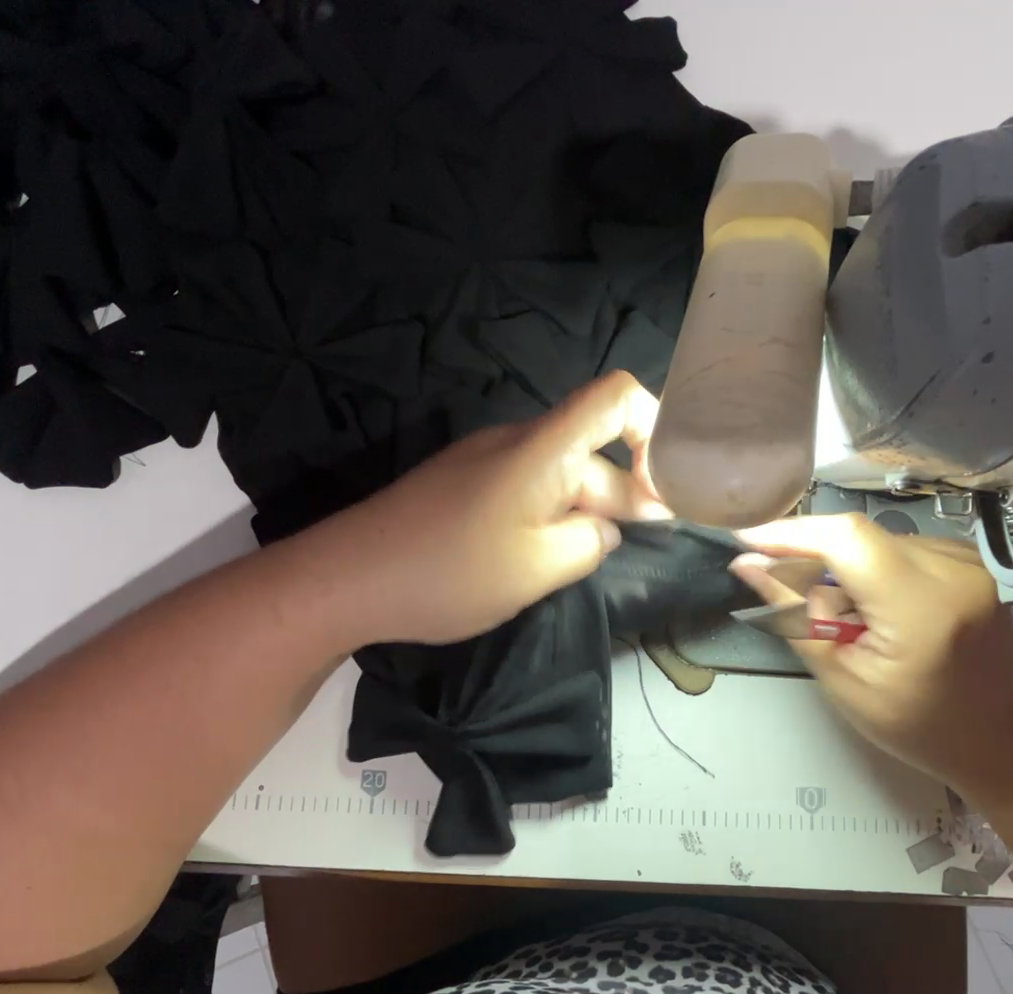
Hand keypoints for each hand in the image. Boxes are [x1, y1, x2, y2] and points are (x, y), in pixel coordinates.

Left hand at [314, 373, 669, 644]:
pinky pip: (528, 487)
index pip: (616, 396)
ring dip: (586, 510)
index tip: (665, 488)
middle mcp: (518, 440)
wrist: (347, 578)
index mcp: (542, 448)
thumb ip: (590, 542)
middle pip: (593, 446)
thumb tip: (606, 528)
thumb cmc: (451, 572)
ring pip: (560, 472)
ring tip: (588, 561)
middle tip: (640, 545)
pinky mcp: (465, 483)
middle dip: (627, 492)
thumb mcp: (539, 569)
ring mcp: (487, 461)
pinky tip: (545, 558)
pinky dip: (551, 515)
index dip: (655, 426)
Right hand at [730, 514, 1012, 787]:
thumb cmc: (919, 724)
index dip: (790, 532)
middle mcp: (951, 567)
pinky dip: (869, 568)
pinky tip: (873, 608)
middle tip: (782, 589)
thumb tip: (747, 563)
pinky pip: (897, 547)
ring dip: (841, 564)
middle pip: (856, 536)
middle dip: (810, 555)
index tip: (743, 537)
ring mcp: (967, 558)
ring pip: (874, 540)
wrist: (1008, 736)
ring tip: (842, 615)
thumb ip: (796, 614)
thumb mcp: (844, 677)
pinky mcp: (968, 558)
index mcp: (921, 606)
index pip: (845, 539)